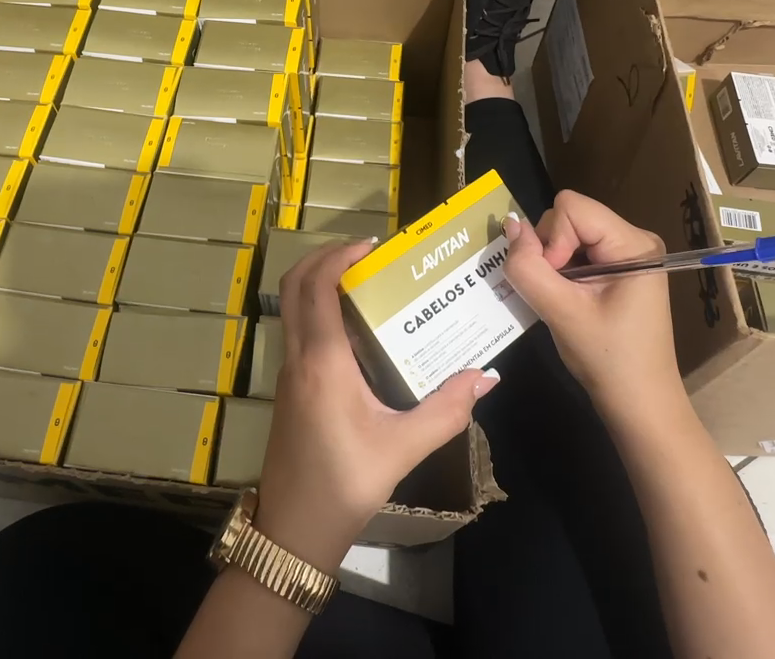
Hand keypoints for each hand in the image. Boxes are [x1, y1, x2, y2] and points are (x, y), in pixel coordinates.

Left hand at [253, 240, 498, 567]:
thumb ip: (446, 410)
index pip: (316, 287)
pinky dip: (319, 312)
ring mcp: (288, 373)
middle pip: (294, 286)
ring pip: (292, 308)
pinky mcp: (289, 388)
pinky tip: (356, 331)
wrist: (293, 529)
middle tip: (366, 255)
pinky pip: (298, 331)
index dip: (338, 256)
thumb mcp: (403, 448)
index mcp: (322, 361)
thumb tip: (486, 376)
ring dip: (319, 284)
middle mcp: (298, 357)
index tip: (372, 246)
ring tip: (365, 284)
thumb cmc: (345, 483)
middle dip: (324, 259)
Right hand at [503, 191, 683, 412]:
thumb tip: (509, 225)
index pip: (570, 208)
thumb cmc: (608, 359)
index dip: (551, 239)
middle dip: (550, 250)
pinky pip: (575, 250)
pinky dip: (560, 270)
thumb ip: (529, 267)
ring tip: (561, 298)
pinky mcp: (616, 268)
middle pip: (569, 216)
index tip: (556, 281)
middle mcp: (633, 239)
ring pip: (568, 233)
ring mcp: (626, 253)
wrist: (639, 403)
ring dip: (553, 262)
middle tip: (557, 293)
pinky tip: (566, 298)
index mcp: (633, 243)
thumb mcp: (561, 312)